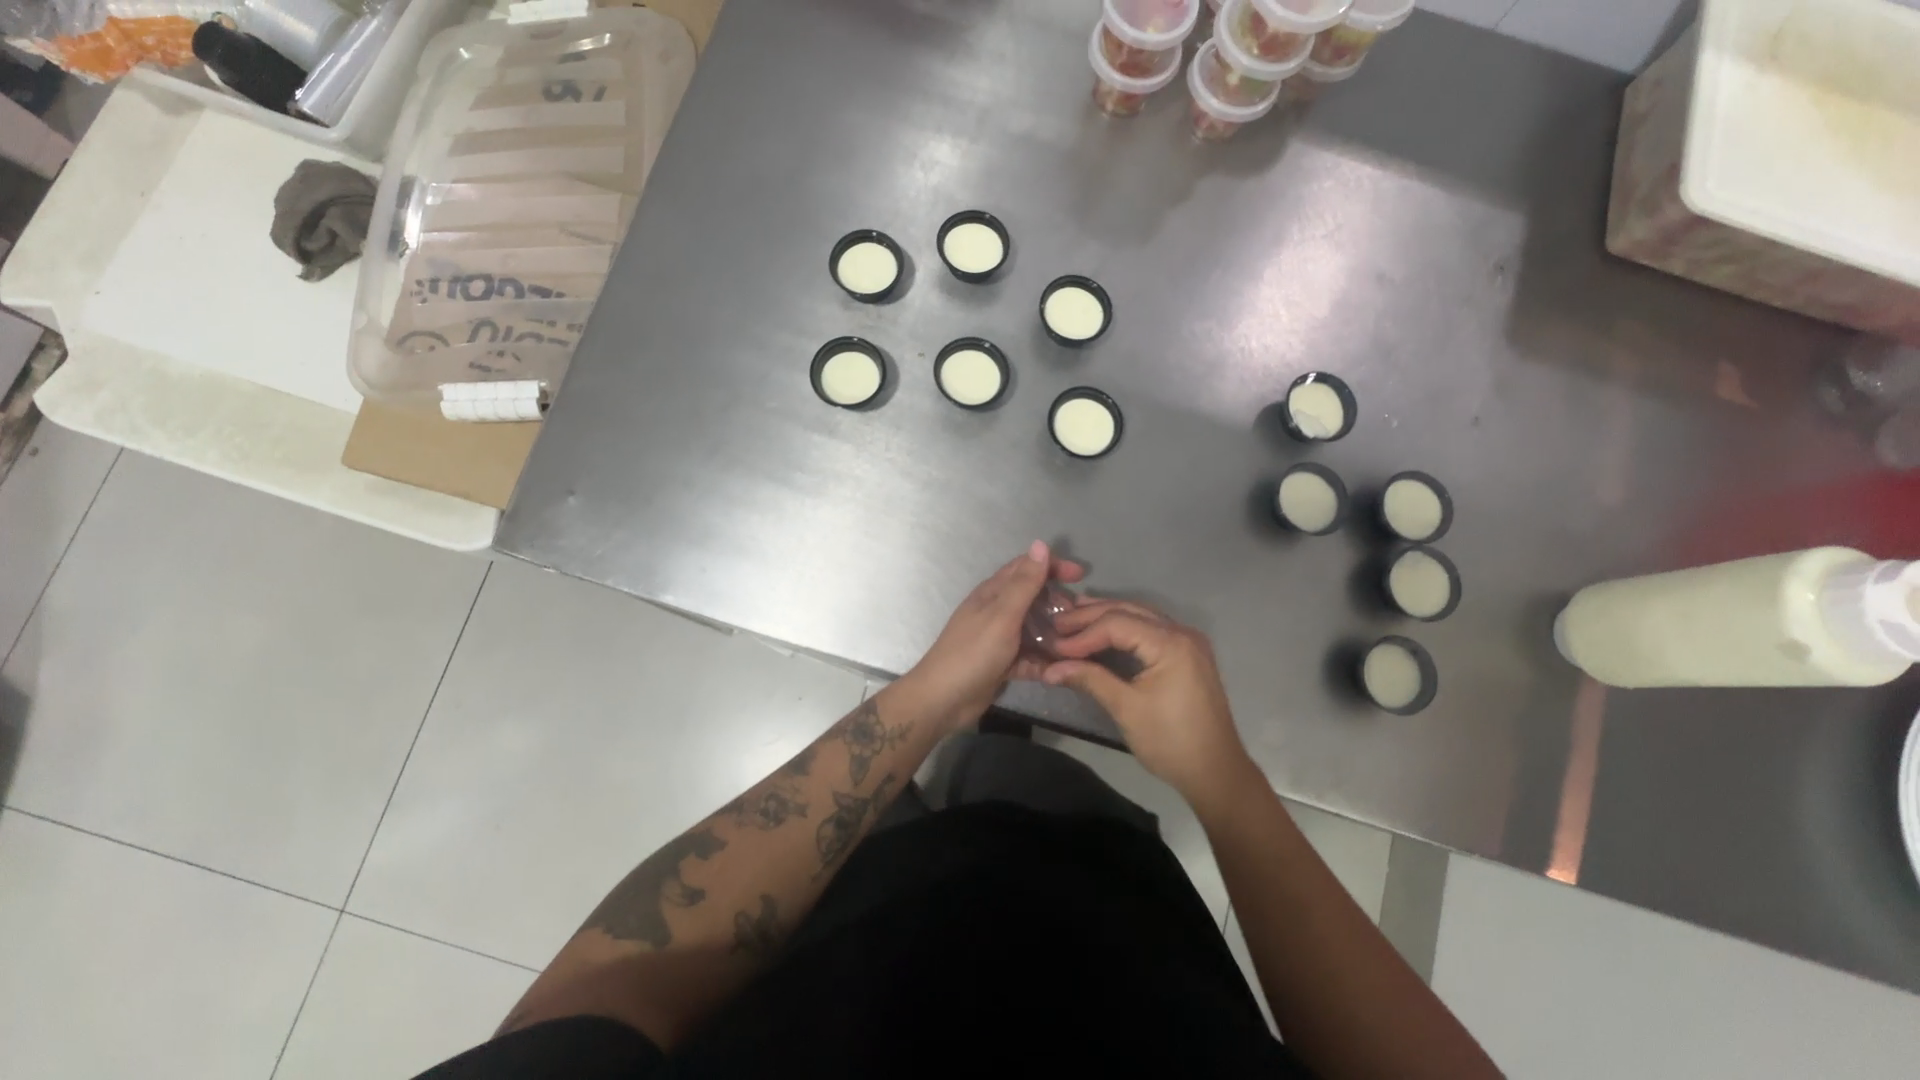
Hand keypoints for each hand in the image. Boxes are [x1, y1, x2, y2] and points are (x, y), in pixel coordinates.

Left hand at [905, 541, 1084, 726]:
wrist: (943, 700)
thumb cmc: (972, 652)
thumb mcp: (1002, 615)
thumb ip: (1024, 583)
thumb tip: (1040, 544)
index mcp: (993, 593)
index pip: (1025, 568)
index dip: (1052, 567)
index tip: (1081, 576)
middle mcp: (996, 611)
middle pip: (1033, 599)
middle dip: (1058, 603)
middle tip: (1083, 615)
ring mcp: (999, 639)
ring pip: (1034, 629)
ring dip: (1056, 633)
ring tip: (1081, 642)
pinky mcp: (1003, 664)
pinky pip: (1031, 657)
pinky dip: (1046, 660)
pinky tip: (1065, 668)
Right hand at [1041, 601, 1251, 798]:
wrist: (1215, 771)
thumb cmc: (1170, 741)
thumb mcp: (1126, 708)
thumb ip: (1090, 679)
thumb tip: (1049, 669)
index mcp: (1171, 643)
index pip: (1117, 623)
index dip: (1082, 633)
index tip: (1053, 646)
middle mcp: (1182, 632)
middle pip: (1129, 611)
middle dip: (1091, 616)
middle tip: (1056, 622)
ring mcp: (1188, 642)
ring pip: (1141, 617)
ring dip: (1106, 617)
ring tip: (1072, 618)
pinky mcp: (1188, 655)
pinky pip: (1151, 630)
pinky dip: (1124, 629)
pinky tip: (1102, 632)